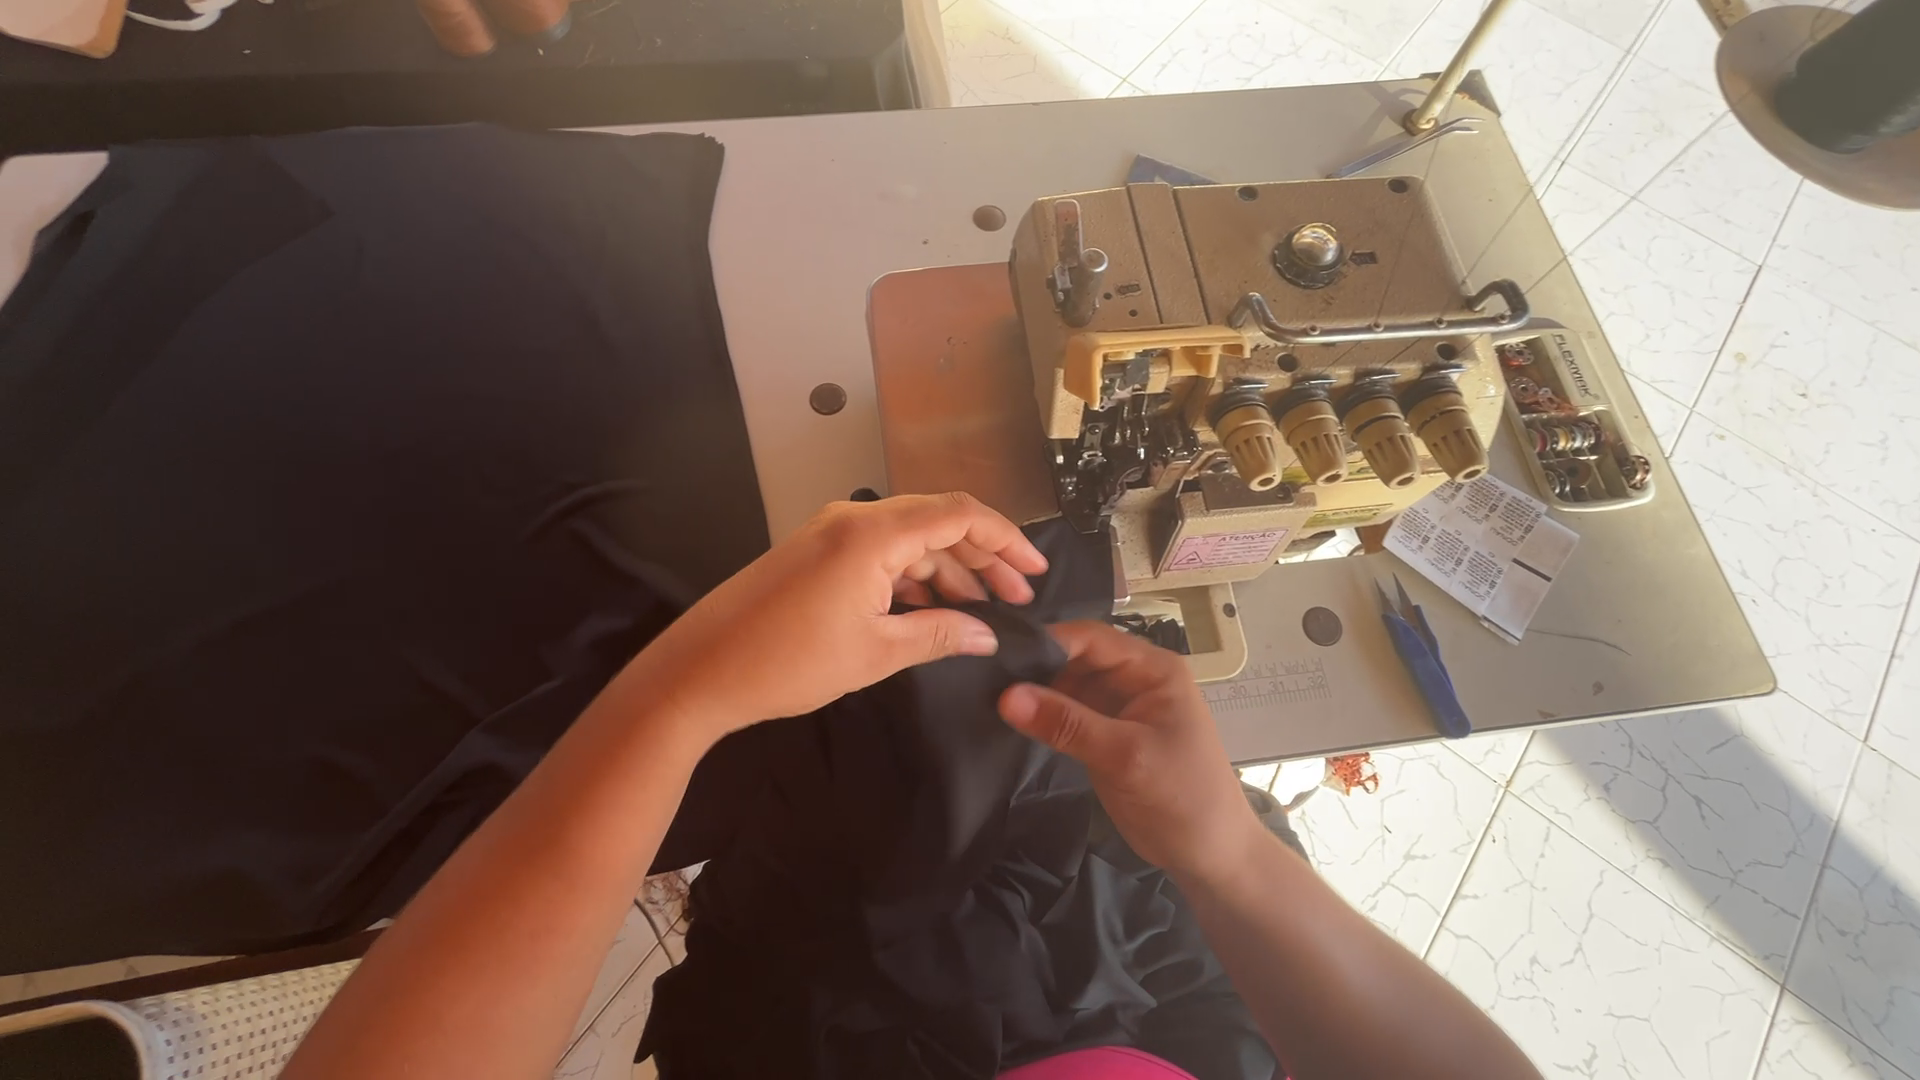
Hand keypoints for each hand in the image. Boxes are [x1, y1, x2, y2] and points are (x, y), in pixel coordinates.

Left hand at [622, 493, 1046, 743]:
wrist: (697, 673)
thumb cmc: (789, 663)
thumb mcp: (875, 652)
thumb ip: (939, 635)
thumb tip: (987, 636)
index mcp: (873, 533)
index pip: (959, 515)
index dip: (1006, 539)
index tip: (1036, 572)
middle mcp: (854, 519)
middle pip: (937, 523)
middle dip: (982, 558)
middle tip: (1017, 598)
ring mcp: (831, 534)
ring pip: (909, 540)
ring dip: (947, 571)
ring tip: (982, 610)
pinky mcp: (817, 554)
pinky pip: (879, 555)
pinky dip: (911, 578)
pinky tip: (930, 610)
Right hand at [997, 621, 1262, 881]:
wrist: (1211, 856)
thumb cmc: (1183, 797)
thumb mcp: (1124, 756)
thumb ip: (1066, 724)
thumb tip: (1005, 696)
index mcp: (1152, 668)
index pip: (1091, 637)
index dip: (1047, 641)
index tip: (999, 653)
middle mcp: (1133, 678)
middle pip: (1075, 656)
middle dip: (1035, 665)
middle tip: (983, 673)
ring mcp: (1117, 706)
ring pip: (1066, 683)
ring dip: (1033, 690)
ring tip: (984, 691)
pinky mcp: (1103, 732)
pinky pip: (1066, 711)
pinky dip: (1041, 714)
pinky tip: (1006, 715)